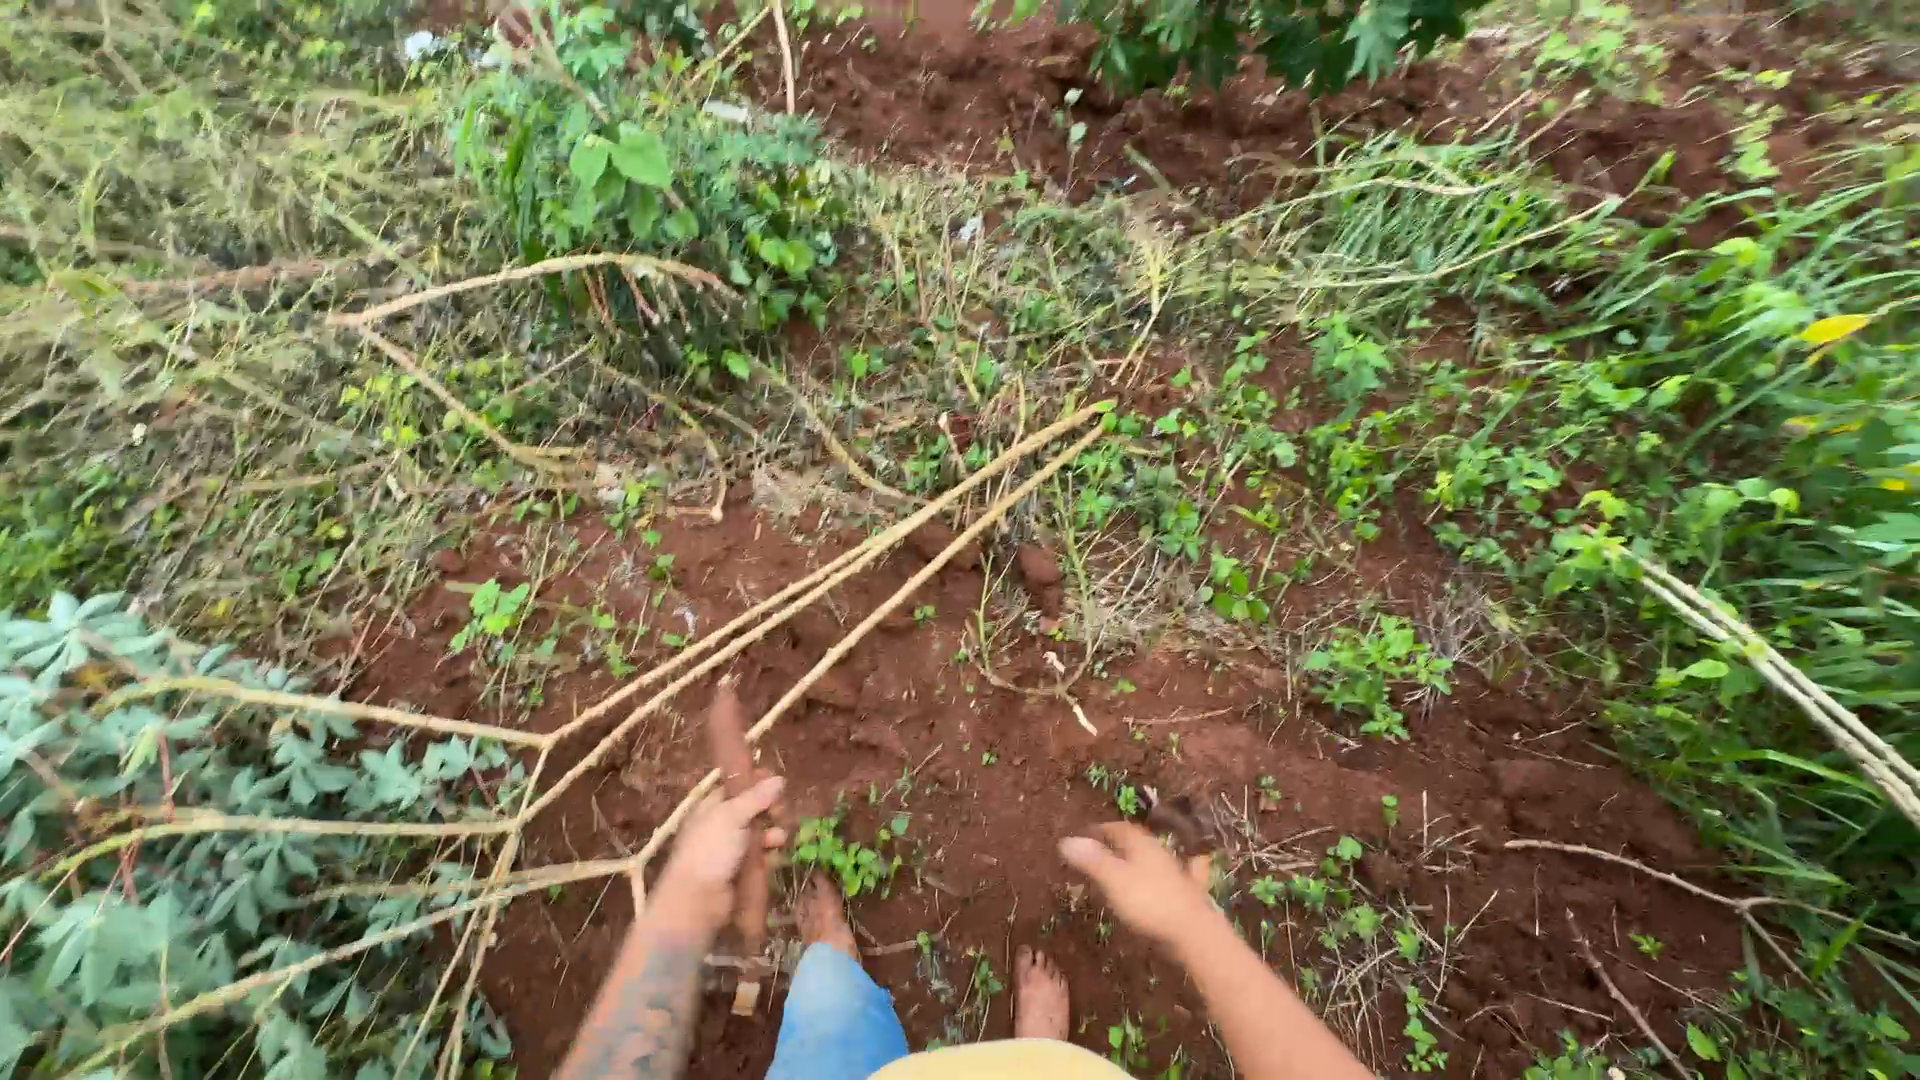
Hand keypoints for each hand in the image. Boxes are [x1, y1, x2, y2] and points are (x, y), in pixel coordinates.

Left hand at [650, 774, 785, 934]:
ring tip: (779, 838)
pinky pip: (760, 856)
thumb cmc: (709, 850)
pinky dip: (771, 854)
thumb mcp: (731, 816)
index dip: (756, 782)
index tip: (776, 781)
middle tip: (781, 811)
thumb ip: (756, 797)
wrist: (696, 901)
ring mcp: (730, 849)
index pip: (736, 787)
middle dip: (770, 809)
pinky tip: (777, 855)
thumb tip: (779, 779)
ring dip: (773, 833)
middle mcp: (720, 825)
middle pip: (752, 809)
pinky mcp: (740, 870)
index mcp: (711, 807)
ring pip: (759, 833)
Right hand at [1059, 822, 1218, 948]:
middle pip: (1134, 842)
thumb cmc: (1149, 901)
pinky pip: (1166, 876)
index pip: (1117, 828)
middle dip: (1116, 844)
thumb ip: (1092, 860)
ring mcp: (1174, 871)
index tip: (1085, 836)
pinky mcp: (1184, 892)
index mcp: (1140, 843)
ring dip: (1135, 859)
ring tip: (1121, 867)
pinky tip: (1166, 881)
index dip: (1100, 830)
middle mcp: (1158, 851)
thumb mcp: (1113, 880)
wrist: (1194, 932)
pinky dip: (1159, 876)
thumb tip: (1066, 841)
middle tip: (1098, 852)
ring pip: (1150, 858)